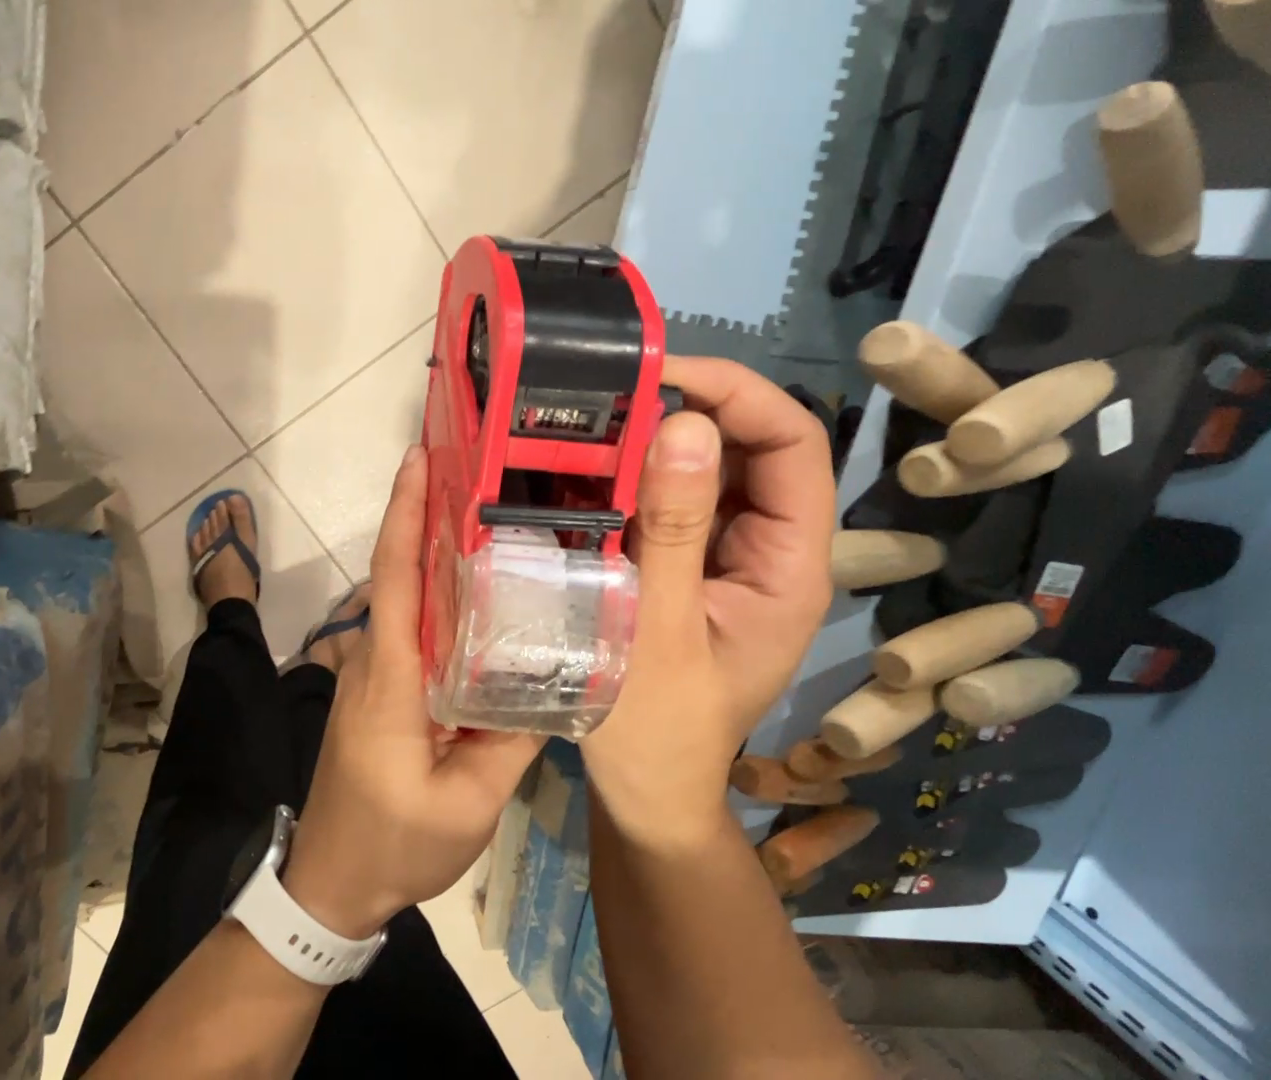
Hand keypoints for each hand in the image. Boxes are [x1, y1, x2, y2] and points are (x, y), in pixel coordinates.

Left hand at [283, 447, 545, 938]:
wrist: (333, 881)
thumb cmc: (393, 845)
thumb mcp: (468, 804)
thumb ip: (512, 740)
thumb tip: (556, 680)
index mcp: (390, 679)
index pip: (393, 579)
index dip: (403, 514)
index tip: (418, 457)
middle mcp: (374, 662)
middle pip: (399, 575)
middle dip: (426, 514)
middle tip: (477, 466)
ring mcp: (372, 676)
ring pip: (407, 603)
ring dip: (436, 553)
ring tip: (492, 514)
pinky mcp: (379, 693)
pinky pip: (412, 633)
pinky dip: (440, 600)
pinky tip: (484, 594)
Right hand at [582, 357, 836, 843]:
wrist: (642, 794)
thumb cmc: (654, 729)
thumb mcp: (657, 630)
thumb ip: (672, 530)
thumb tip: (684, 425)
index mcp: (790, 569)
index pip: (792, 447)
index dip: (738, 395)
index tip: (659, 374)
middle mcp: (769, 554)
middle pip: (750, 451)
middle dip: (687, 413)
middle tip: (607, 400)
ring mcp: (727, 563)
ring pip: (705, 474)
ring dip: (652, 446)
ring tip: (588, 428)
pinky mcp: (686, 573)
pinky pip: (669, 508)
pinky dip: (631, 483)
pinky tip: (584, 476)